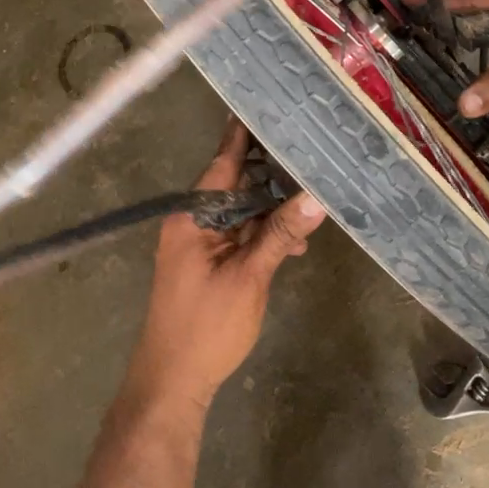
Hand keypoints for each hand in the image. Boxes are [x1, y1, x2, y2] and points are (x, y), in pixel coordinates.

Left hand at [126, 119, 326, 408]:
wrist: (172, 385)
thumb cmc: (205, 327)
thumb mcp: (249, 277)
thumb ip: (280, 233)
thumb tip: (316, 196)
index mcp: (193, 215)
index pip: (224, 160)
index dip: (248, 132)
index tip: (273, 102)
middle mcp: (194, 221)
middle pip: (238, 181)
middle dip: (274, 169)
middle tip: (314, 146)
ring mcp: (202, 242)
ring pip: (244, 208)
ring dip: (274, 207)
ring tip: (316, 192)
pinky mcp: (211, 262)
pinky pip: (242, 232)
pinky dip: (266, 232)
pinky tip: (295, 240)